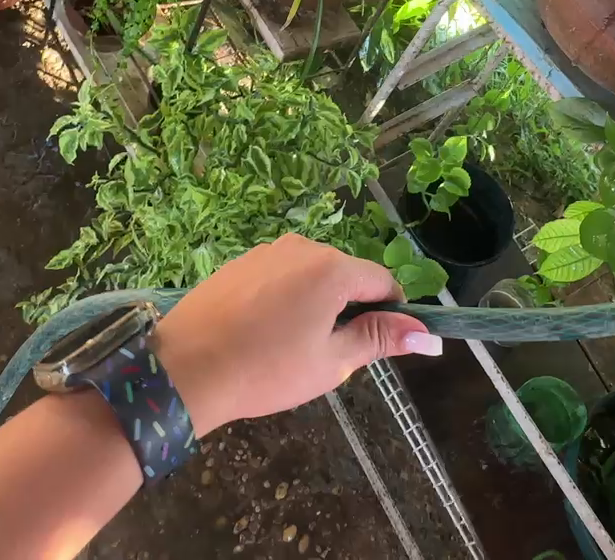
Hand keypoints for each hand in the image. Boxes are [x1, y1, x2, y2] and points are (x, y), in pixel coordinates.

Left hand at [151, 235, 441, 434]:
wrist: (185, 368)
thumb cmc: (267, 368)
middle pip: (346, 274)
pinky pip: (281, 275)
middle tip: (324, 354)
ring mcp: (268, 250)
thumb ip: (381, 339)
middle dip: (348, 309)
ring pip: (311, 274)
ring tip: (288, 346)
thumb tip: (429, 336)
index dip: (388, 314)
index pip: (382, 282)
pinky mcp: (241, 261)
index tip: (373, 345)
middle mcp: (303, 246)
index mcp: (333, 268)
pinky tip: (261, 332)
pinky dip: (284, 298)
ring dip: (315, 303)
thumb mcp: (332, 361)